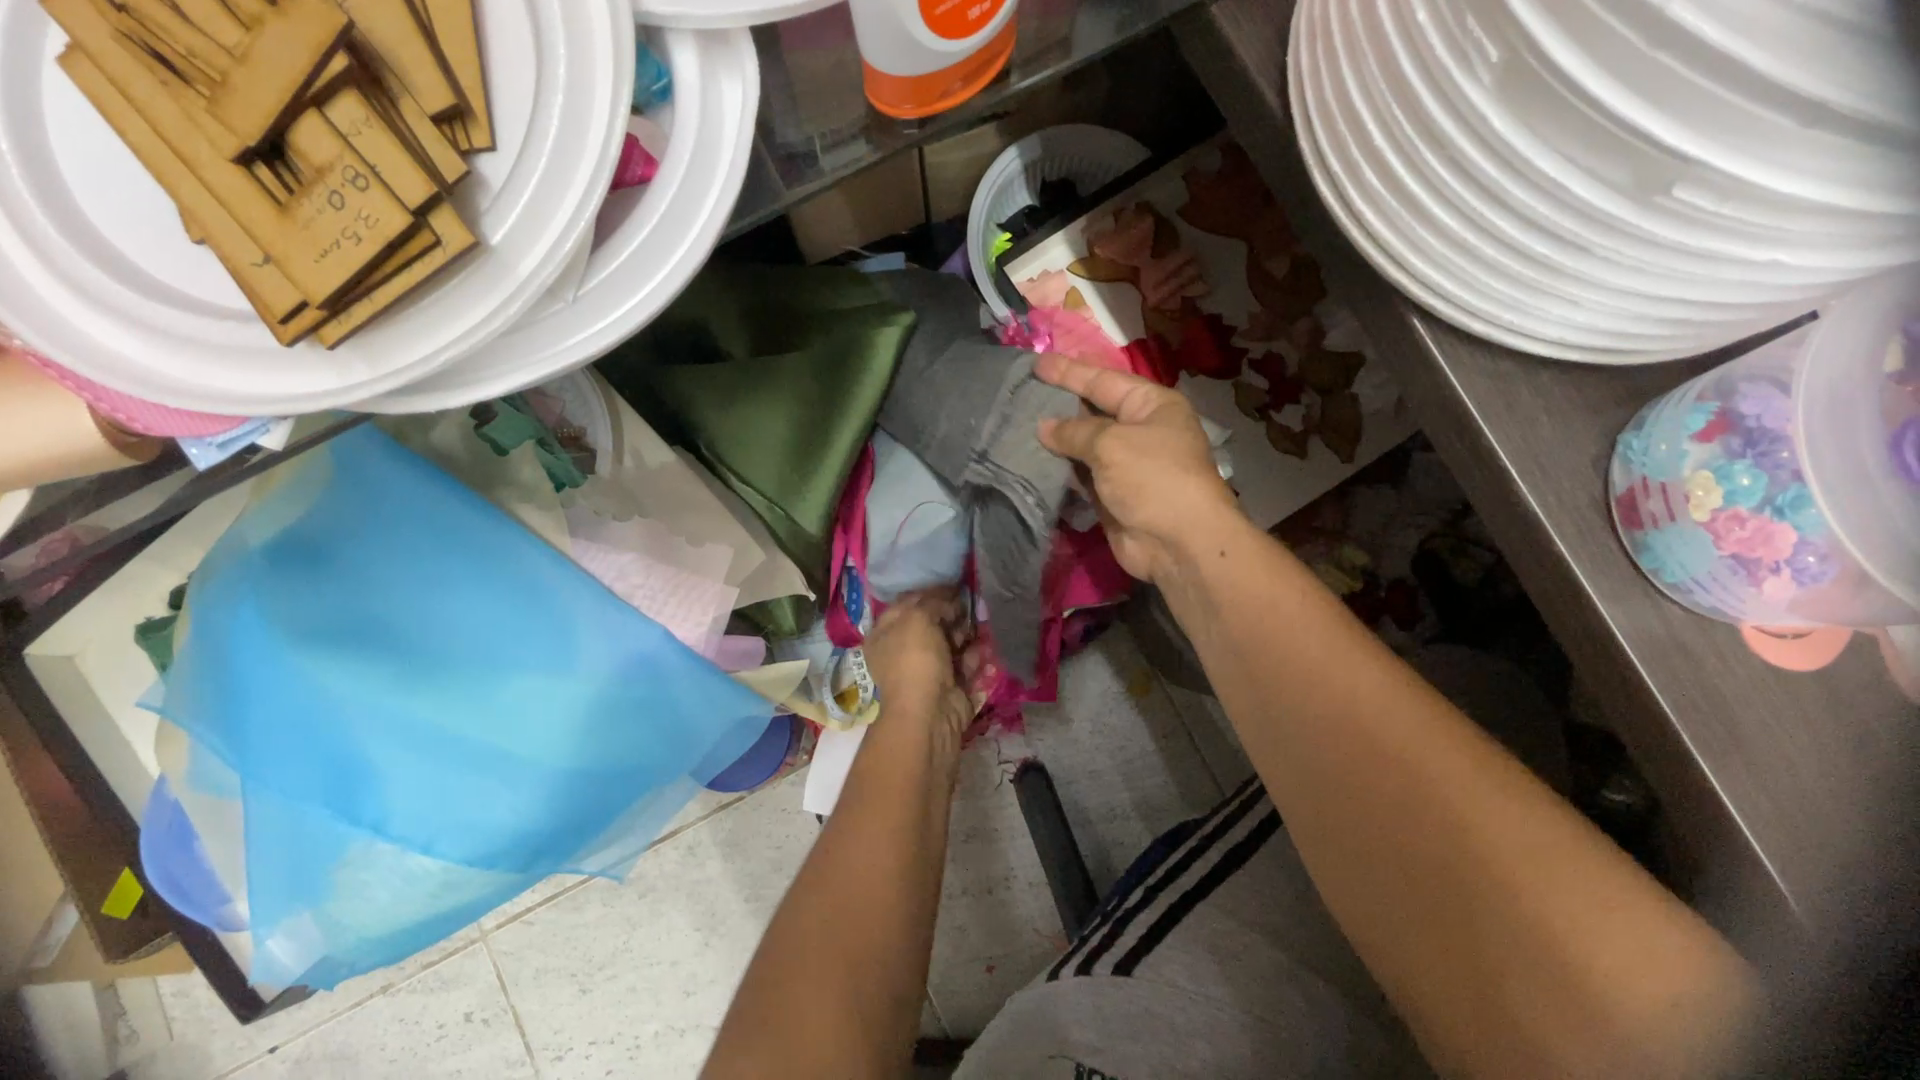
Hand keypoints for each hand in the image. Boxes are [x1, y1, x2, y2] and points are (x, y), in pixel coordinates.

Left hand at [862, 589, 975, 742]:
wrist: (930, 711)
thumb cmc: (915, 659)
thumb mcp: (917, 618)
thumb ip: (932, 603)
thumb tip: (949, 601)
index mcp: (884, 635)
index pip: (905, 605)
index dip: (928, 593)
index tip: (952, 585)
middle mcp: (903, 651)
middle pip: (931, 623)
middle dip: (950, 613)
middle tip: (967, 605)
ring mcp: (928, 670)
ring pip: (950, 643)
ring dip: (965, 632)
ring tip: (976, 624)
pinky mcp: (951, 685)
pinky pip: (965, 663)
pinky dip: (975, 655)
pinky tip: (983, 647)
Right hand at [1035, 353, 1243, 584]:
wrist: (1178, 542)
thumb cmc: (1152, 477)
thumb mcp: (1111, 443)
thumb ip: (1074, 431)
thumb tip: (1044, 427)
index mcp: (1152, 405)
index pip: (1104, 380)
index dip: (1070, 372)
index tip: (1037, 363)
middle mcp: (1142, 431)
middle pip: (1094, 410)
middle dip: (1060, 403)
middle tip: (1023, 390)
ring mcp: (1127, 466)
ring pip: (1085, 445)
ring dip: (1055, 439)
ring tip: (1018, 424)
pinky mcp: (1113, 496)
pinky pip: (1081, 475)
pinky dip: (1059, 469)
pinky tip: (1031, 459)